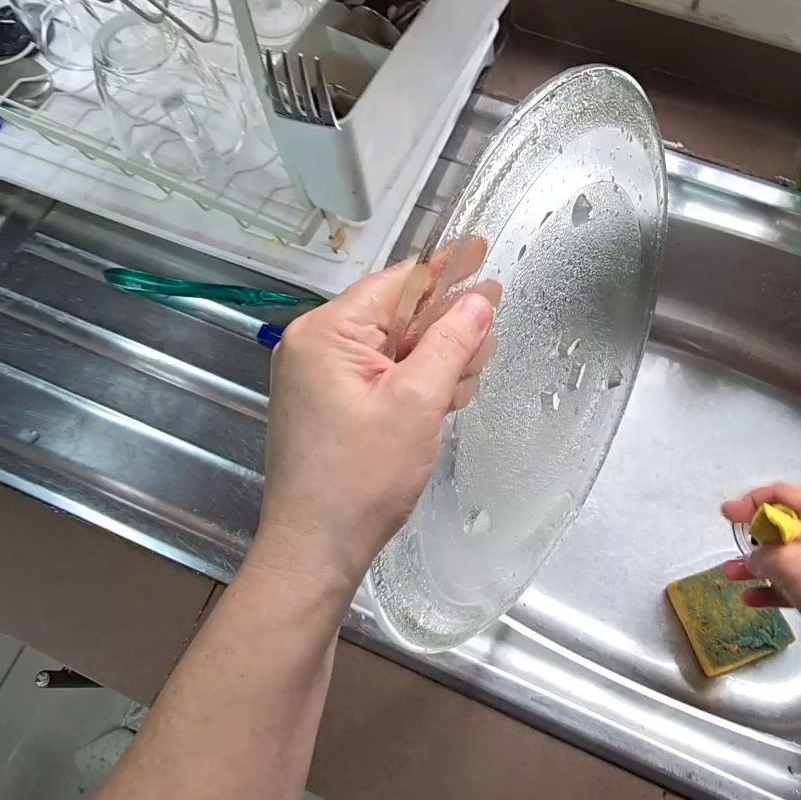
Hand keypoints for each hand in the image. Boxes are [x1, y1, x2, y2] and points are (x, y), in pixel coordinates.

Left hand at [252, 257, 497, 595]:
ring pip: (396, 348)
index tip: (480, 250)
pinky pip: (383, 376)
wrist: (317, 549)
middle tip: (483, 348)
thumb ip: (451, 342)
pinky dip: (415, 384)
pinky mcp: (332, 404)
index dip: (445, 269)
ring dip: (436, 363)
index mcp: (327, 333)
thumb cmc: (359, 480)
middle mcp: (317, 347)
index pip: (396, 283)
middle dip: (446, 330)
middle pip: (398, 315)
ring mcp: (322, 378)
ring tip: (461, 389)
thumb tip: (478, 302)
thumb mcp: (417, 402)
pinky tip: (441, 403)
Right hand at [720, 485, 800, 658]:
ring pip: (784, 556)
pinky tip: (751, 598)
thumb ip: (761, 555)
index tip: (728, 515)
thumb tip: (752, 559)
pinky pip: (792, 581)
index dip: (751, 501)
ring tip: (730, 574)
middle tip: (733, 543)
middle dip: (752, 536)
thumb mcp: (788, 563)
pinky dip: (772, 587)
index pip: (780, 494)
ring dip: (756, 565)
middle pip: (781, 525)